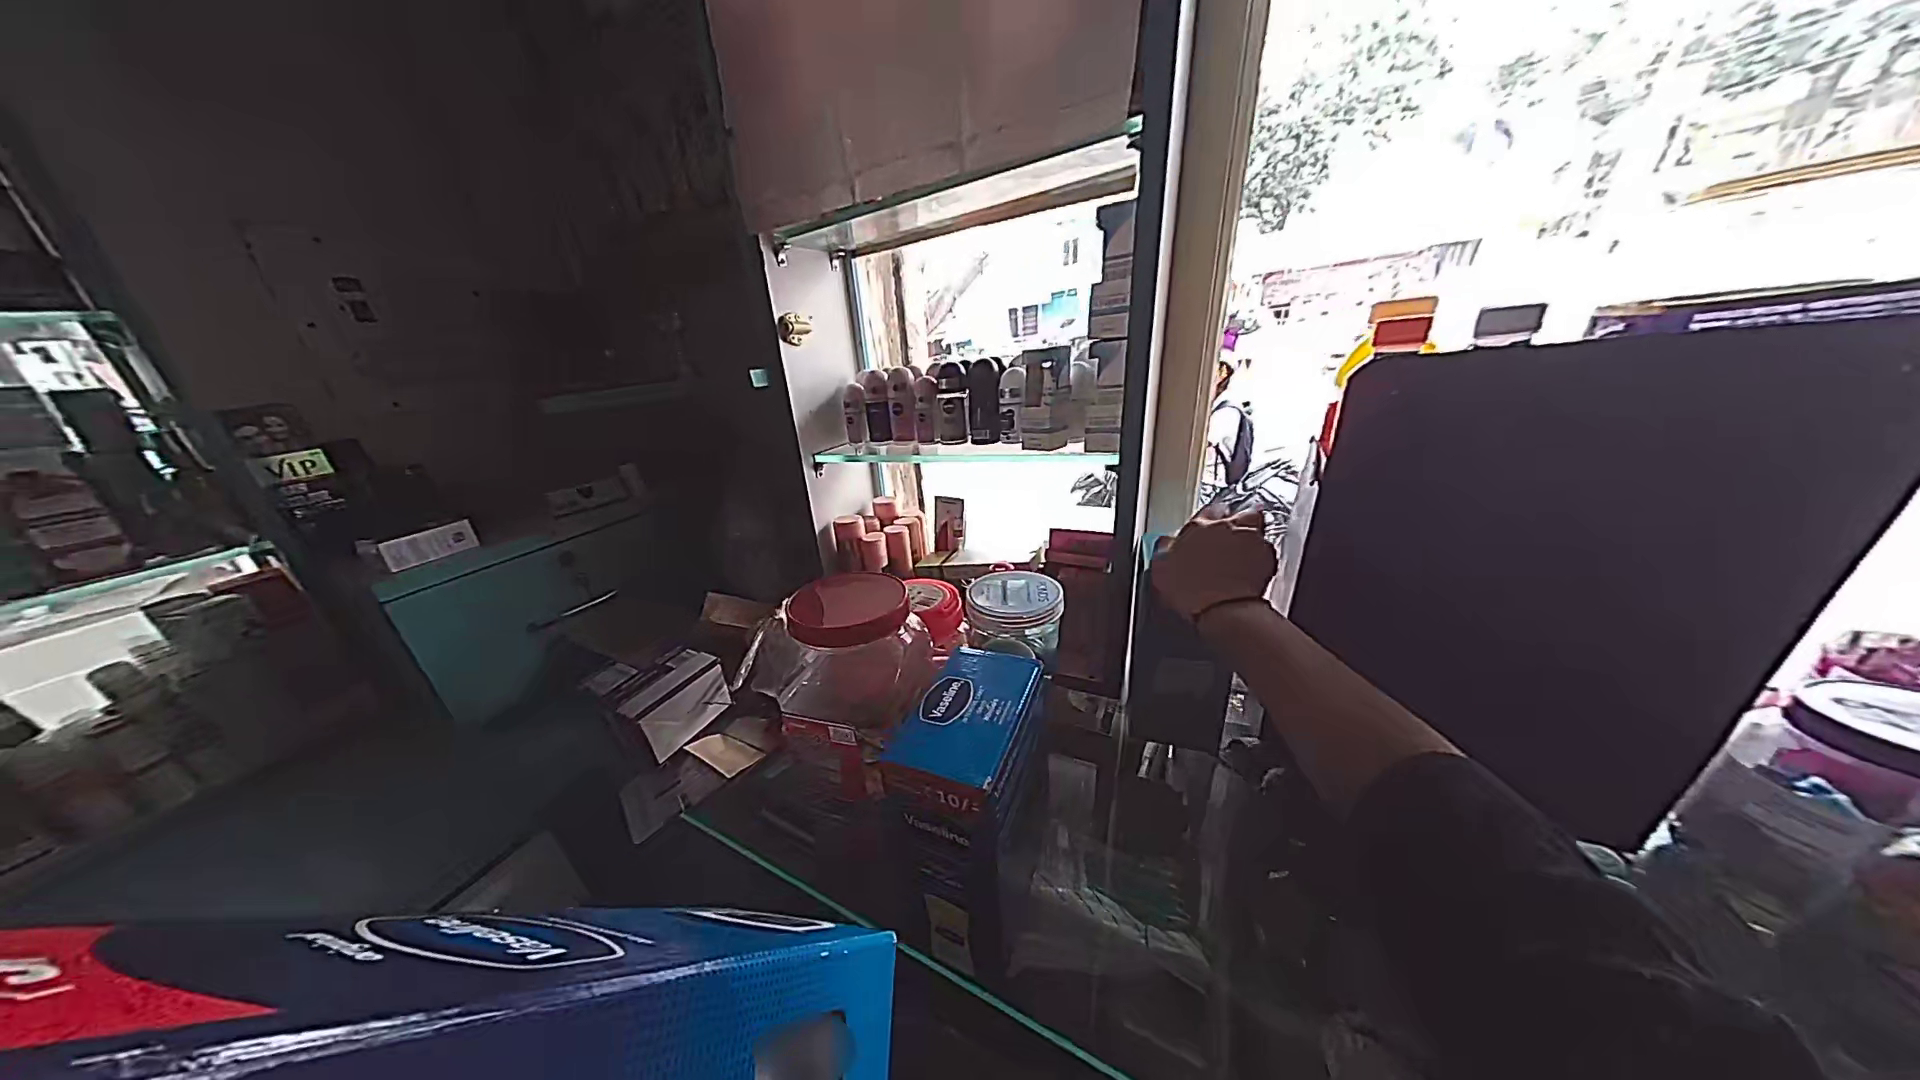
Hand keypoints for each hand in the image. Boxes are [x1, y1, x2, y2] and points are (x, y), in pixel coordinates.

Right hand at [1152, 508, 1276, 620]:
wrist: (1222, 610)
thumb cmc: (1191, 592)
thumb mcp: (1161, 569)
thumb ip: (1163, 549)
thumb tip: (1165, 543)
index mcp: (1196, 527)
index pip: (1205, 512)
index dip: (1208, 520)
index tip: (1208, 530)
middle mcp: (1224, 527)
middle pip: (1235, 512)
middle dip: (1234, 521)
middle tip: (1229, 536)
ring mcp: (1248, 538)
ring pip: (1255, 522)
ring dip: (1250, 532)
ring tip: (1244, 548)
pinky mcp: (1267, 554)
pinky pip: (1266, 546)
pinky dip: (1261, 554)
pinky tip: (1254, 566)